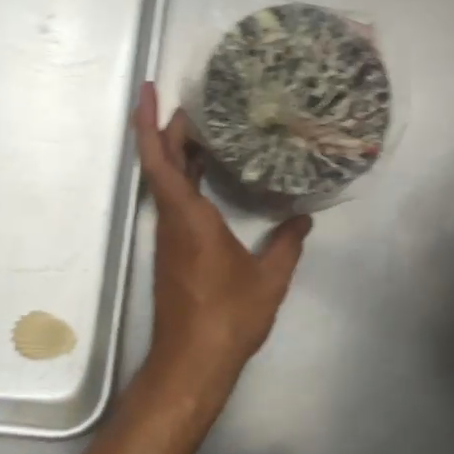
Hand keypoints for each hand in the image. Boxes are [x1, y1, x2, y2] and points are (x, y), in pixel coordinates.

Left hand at [133, 82, 312, 389]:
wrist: (191, 362)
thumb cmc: (228, 316)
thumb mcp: (269, 279)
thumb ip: (287, 244)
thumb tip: (304, 217)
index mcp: (188, 216)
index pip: (161, 158)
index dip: (149, 121)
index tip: (149, 90)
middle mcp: (172, 220)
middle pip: (160, 163)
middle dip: (170, 128)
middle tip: (198, 100)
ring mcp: (169, 237)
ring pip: (167, 182)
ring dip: (180, 153)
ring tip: (209, 128)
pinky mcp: (173, 252)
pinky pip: (176, 201)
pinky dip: (189, 178)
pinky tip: (213, 176)